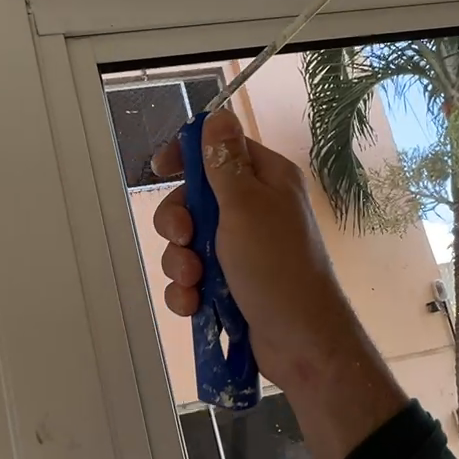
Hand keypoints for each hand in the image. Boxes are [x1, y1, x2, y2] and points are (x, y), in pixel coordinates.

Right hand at [151, 109, 404, 458]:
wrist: (300, 343)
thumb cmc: (277, 267)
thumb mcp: (246, 207)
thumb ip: (224, 163)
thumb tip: (218, 116)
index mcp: (266, 180)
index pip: (219, 150)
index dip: (186, 155)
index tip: (158, 168)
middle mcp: (253, 210)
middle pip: (194, 199)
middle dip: (178, 223)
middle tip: (184, 240)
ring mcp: (241, 250)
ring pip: (187, 243)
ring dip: (180, 264)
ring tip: (194, 283)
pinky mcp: (231, 285)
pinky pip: (193, 278)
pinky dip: (188, 291)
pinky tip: (194, 306)